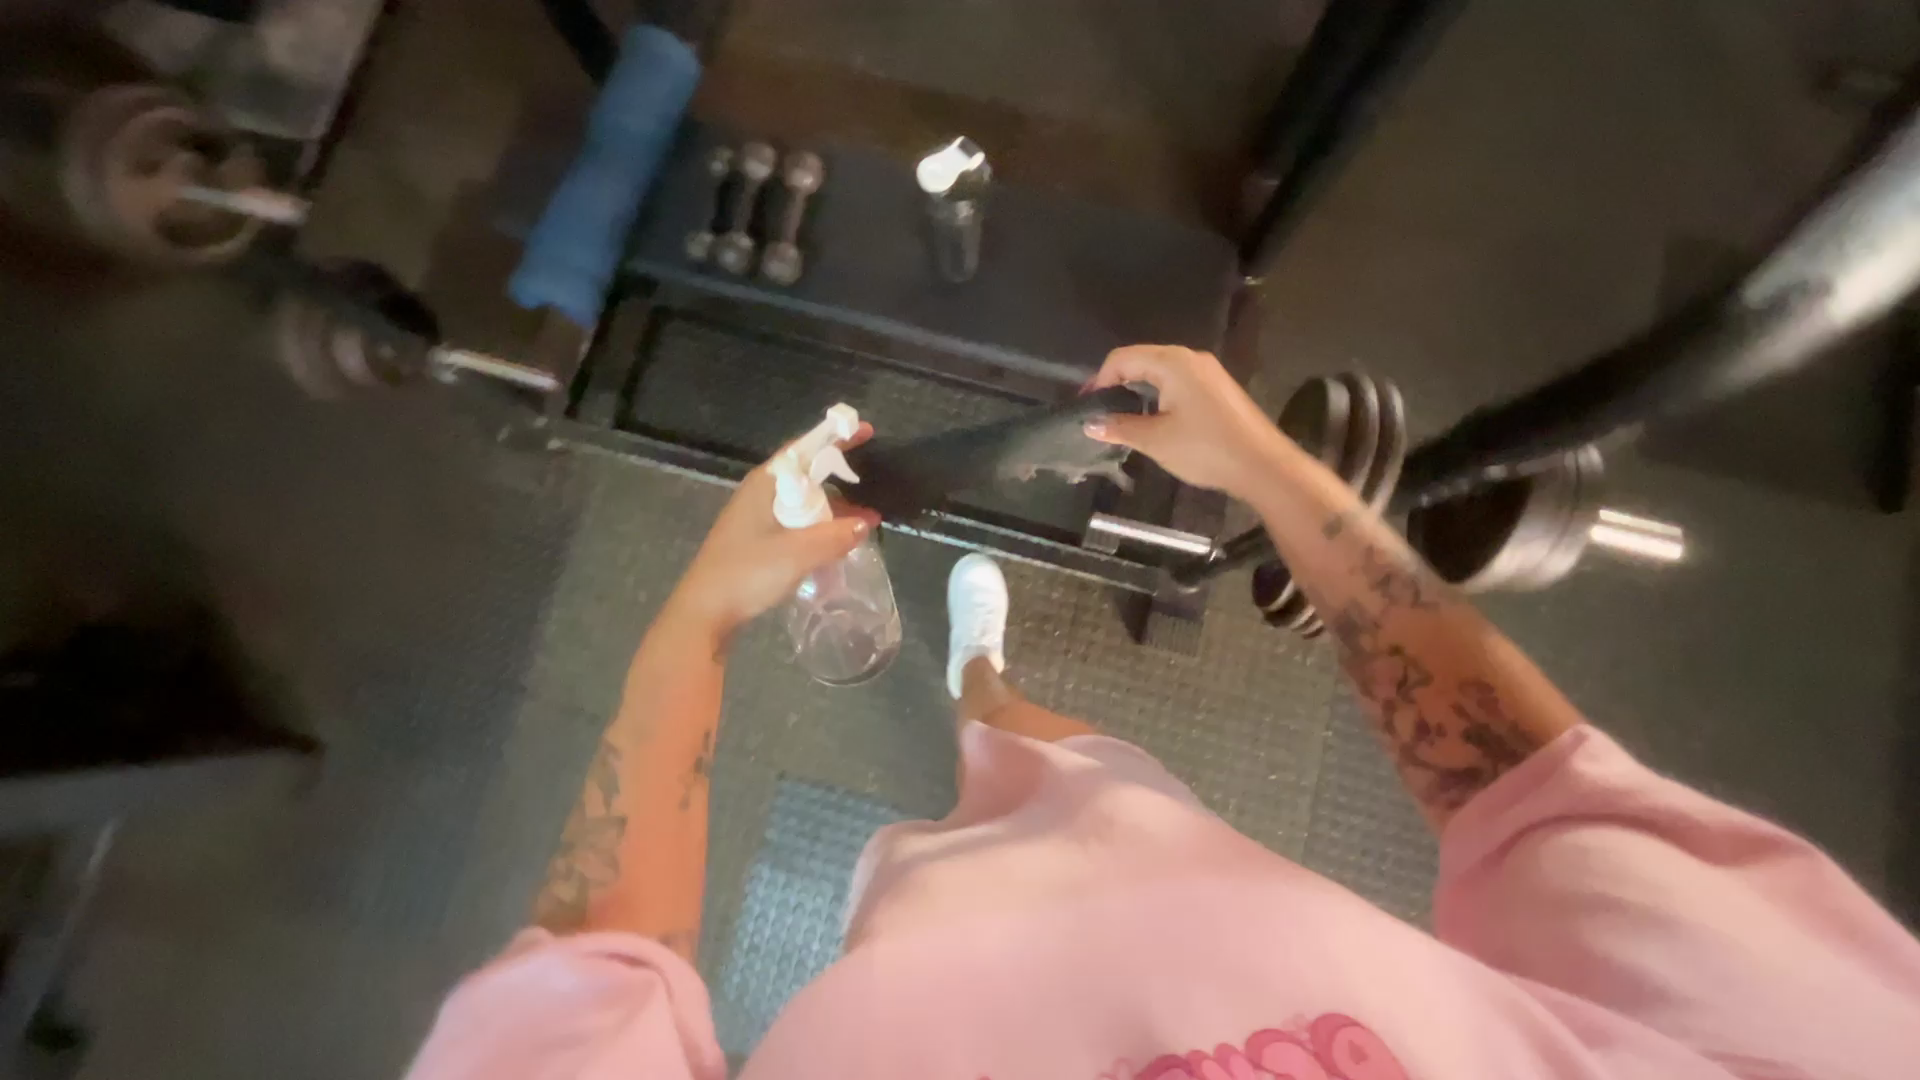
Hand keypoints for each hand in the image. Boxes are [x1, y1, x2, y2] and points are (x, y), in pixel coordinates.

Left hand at [668, 425, 881, 641]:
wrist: (704, 612)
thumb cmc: (746, 573)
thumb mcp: (797, 554)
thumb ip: (834, 536)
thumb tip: (865, 524)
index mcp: (766, 485)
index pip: (804, 449)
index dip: (834, 437)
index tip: (863, 430)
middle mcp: (760, 494)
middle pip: (804, 474)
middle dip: (838, 475)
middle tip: (868, 480)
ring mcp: (756, 517)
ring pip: (802, 501)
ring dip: (832, 507)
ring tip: (865, 519)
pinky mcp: (756, 540)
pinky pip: (795, 522)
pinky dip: (819, 526)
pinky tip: (837, 542)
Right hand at [1084, 345, 1290, 498]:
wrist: (1262, 465)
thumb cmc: (1205, 448)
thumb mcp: (1155, 439)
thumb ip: (1119, 427)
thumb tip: (1090, 424)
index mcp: (1172, 362)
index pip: (1123, 358)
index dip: (1099, 379)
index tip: (1086, 406)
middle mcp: (1190, 359)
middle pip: (1141, 360)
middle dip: (1116, 383)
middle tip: (1098, 412)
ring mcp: (1207, 373)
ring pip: (1160, 372)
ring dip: (1137, 391)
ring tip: (1119, 418)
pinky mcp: (1216, 389)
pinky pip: (1177, 383)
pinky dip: (1157, 396)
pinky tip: (1152, 420)